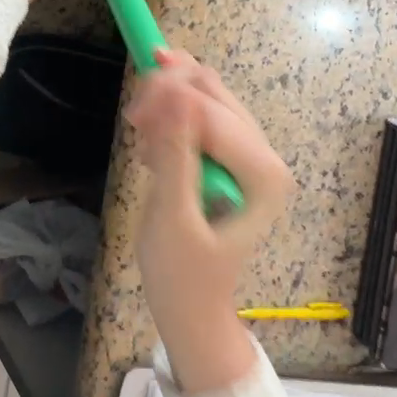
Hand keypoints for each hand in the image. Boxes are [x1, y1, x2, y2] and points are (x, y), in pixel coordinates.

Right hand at [128, 49, 294, 393]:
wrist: (190, 307)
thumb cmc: (182, 274)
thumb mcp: (172, 217)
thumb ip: (175, 153)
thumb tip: (173, 92)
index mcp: (263, 174)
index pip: (211, 109)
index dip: (169, 99)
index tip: (132, 118)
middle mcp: (265, 156)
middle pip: (210, 89)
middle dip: (167, 94)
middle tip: (134, 121)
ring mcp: (249, 152)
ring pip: (203, 92)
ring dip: (166, 103)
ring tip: (144, 140)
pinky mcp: (229, 153)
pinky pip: (197, 110)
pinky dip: (170, 115)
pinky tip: (154, 144)